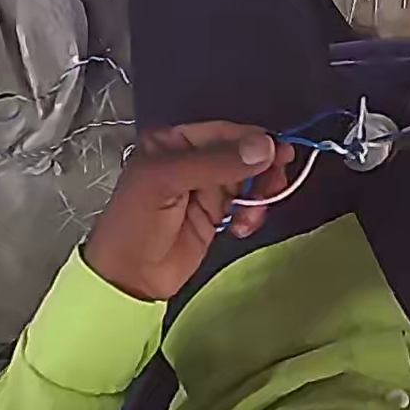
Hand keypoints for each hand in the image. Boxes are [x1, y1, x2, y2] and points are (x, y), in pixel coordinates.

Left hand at [84, 121, 293, 300]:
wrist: (130, 277)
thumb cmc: (137, 222)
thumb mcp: (168, 181)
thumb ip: (216, 162)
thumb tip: (265, 146)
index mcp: (174, 142)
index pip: (223, 132)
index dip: (253, 141)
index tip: (279, 153)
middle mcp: (192, 160)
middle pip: (241, 154)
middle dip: (261, 169)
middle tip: (275, 184)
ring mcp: (205, 188)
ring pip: (249, 180)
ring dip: (259, 195)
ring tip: (252, 214)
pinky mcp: (216, 214)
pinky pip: (247, 204)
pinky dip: (252, 213)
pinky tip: (242, 227)